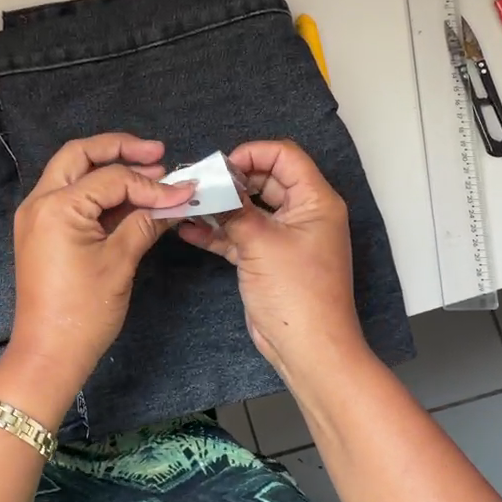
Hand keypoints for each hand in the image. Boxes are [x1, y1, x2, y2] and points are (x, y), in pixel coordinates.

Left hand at [0, 134, 191, 416]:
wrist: (49, 354)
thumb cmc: (84, 311)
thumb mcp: (120, 262)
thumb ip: (145, 223)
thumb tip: (176, 200)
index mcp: (56, 206)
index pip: (110, 177)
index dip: (150, 183)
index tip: (183, 190)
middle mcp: (39, 202)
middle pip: (80, 155)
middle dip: (119, 149)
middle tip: (157, 154)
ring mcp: (37, 216)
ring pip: (73, 174)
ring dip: (110, 170)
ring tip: (153, 176)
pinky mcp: (42, 232)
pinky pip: (71, 198)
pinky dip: (100, 194)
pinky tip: (132, 200)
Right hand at [177, 140, 363, 375]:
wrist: (307, 348)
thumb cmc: (296, 292)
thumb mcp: (261, 242)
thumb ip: (233, 209)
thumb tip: (210, 184)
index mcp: (315, 201)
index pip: (285, 156)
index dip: (252, 154)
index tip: (220, 167)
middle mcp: (302, 214)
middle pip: (264, 179)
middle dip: (230, 180)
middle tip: (198, 184)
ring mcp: (284, 237)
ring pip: (248, 208)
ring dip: (220, 206)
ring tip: (186, 203)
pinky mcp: (267, 258)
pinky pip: (240, 235)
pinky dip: (217, 232)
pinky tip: (188, 229)